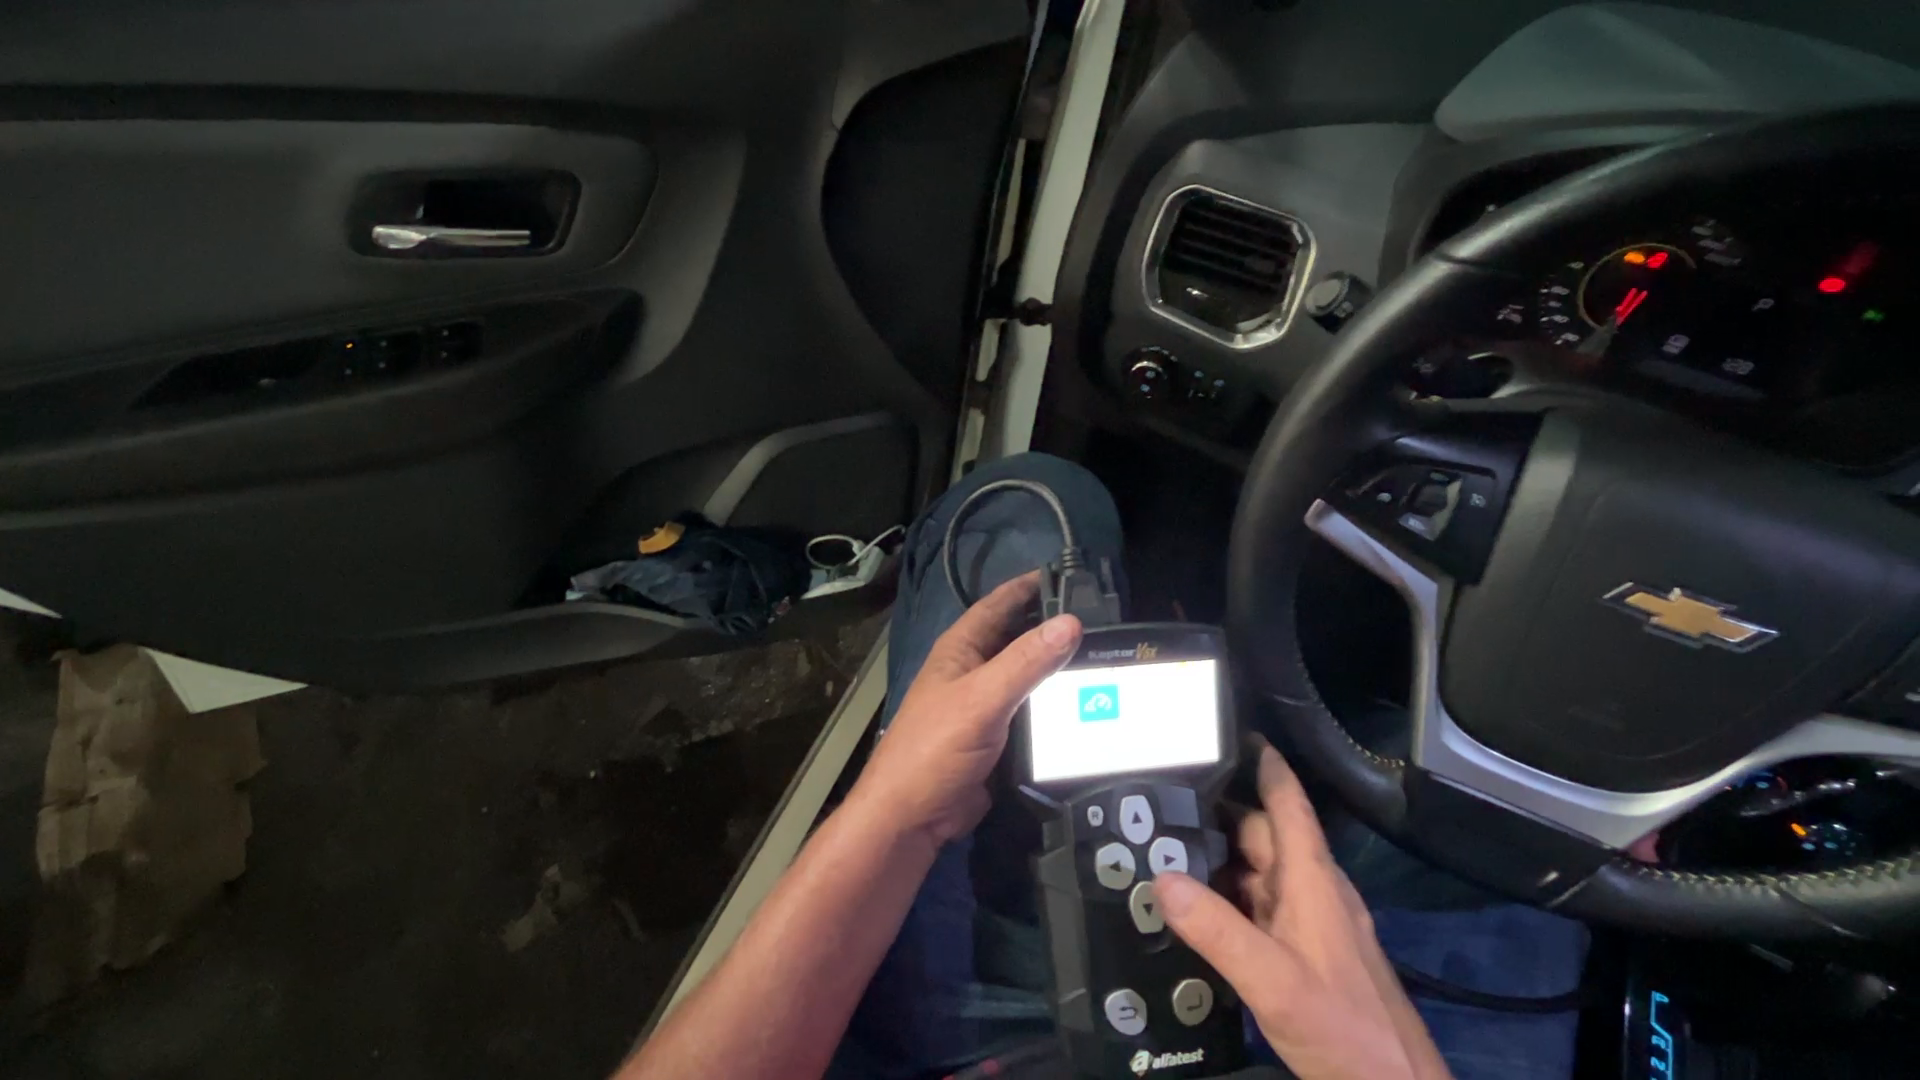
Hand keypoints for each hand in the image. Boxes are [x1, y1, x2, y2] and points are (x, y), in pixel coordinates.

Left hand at [849, 573, 1081, 849]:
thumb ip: (1026, 662)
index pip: (998, 604)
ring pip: (1028, 676)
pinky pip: (1032, 711)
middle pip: (1018, 639)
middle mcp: (972, 670)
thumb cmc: (935, 749)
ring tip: (1105, 657)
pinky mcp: (998, 737)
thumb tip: (1072, 622)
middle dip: (1053, 627)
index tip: (1070, 575)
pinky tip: (1088, 704)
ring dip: (1058, 668)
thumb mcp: (982, 699)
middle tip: (1103, 620)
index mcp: (960, 650)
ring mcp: (984, 704)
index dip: (1029, 586)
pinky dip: (1056, 705)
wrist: (912, 817)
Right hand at [1155, 742, 1451, 1079]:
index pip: (1289, 805)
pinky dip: (1226, 899)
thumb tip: (1163, 879)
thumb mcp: (1273, 982)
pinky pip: (1258, 909)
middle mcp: (1312, 894)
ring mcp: (1309, 925)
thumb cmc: (1345, 1030)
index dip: (1266, 766)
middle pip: (1263, 837)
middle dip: (1218, 817)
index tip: (1233, 734)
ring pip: (1258, 874)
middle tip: (1160, 804)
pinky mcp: (1303, 955)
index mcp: (1312, 882)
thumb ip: (1217, 931)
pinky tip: (1194, 909)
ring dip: (1218, 861)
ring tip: (1165, 851)